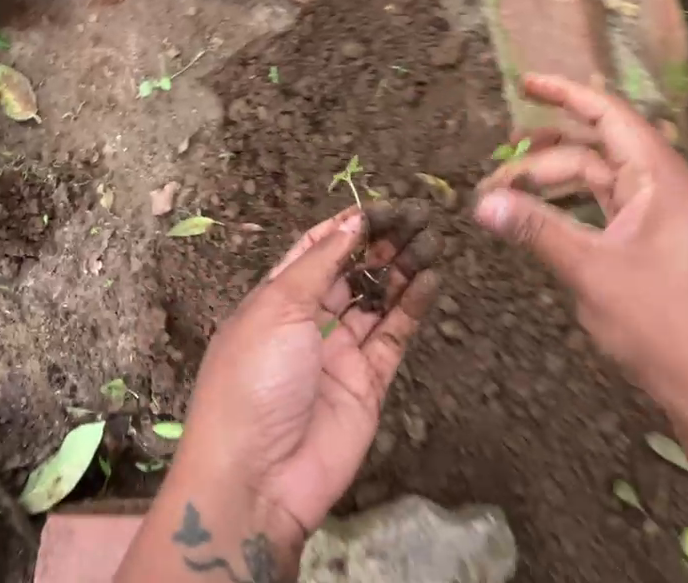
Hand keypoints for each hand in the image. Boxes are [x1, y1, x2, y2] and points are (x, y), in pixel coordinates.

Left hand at [166, 203, 441, 547]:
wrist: (258, 480)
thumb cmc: (255, 378)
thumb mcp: (278, 307)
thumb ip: (320, 262)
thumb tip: (352, 221)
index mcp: (276, 299)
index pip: (316, 249)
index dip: (347, 226)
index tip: (383, 206)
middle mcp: (308, 321)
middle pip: (352, 271)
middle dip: (382, 243)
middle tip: (419, 218)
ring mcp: (339, 352)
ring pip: (377, 299)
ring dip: (402, 268)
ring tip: (432, 239)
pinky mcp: (368, 382)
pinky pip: (394, 335)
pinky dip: (413, 306)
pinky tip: (432, 278)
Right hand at [474, 73, 687, 412]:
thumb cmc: (660, 322)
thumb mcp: (590, 272)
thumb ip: (535, 230)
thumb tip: (481, 203)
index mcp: (659, 176)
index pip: (608, 113)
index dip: (565, 92)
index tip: (524, 82)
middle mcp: (661, 184)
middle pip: (593, 149)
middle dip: (541, 156)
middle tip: (493, 177)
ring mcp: (658, 213)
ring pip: (595, 179)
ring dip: (552, 183)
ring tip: (506, 197)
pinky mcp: (651, 240)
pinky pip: (603, 206)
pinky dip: (569, 206)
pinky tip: (540, 218)